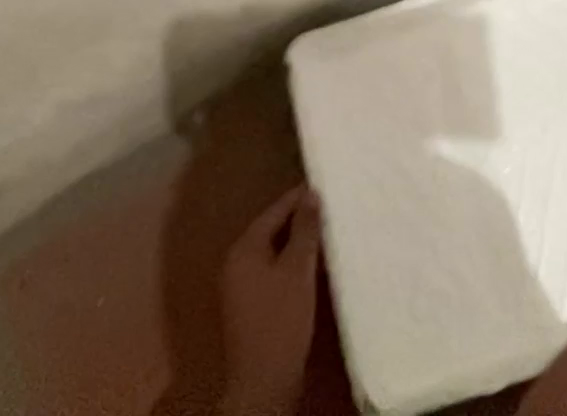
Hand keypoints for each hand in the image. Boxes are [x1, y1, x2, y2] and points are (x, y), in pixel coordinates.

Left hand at [218, 185, 322, 415]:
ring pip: (274, 253)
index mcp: (244, 249)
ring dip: (298, 244)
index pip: (273, 212)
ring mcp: (241, 286)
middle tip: (329, 208)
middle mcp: (237, 263)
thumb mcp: (298, 270)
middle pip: (271, 231)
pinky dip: (293, 265)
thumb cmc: (280, 318)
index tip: (322, 185)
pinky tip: (314, 268)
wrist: (264, 380)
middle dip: (299, 220)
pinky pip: (274, 272)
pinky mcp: (251, 306)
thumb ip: (305, 231)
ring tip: (327, 234)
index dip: (298, 198)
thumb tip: (311, 195)